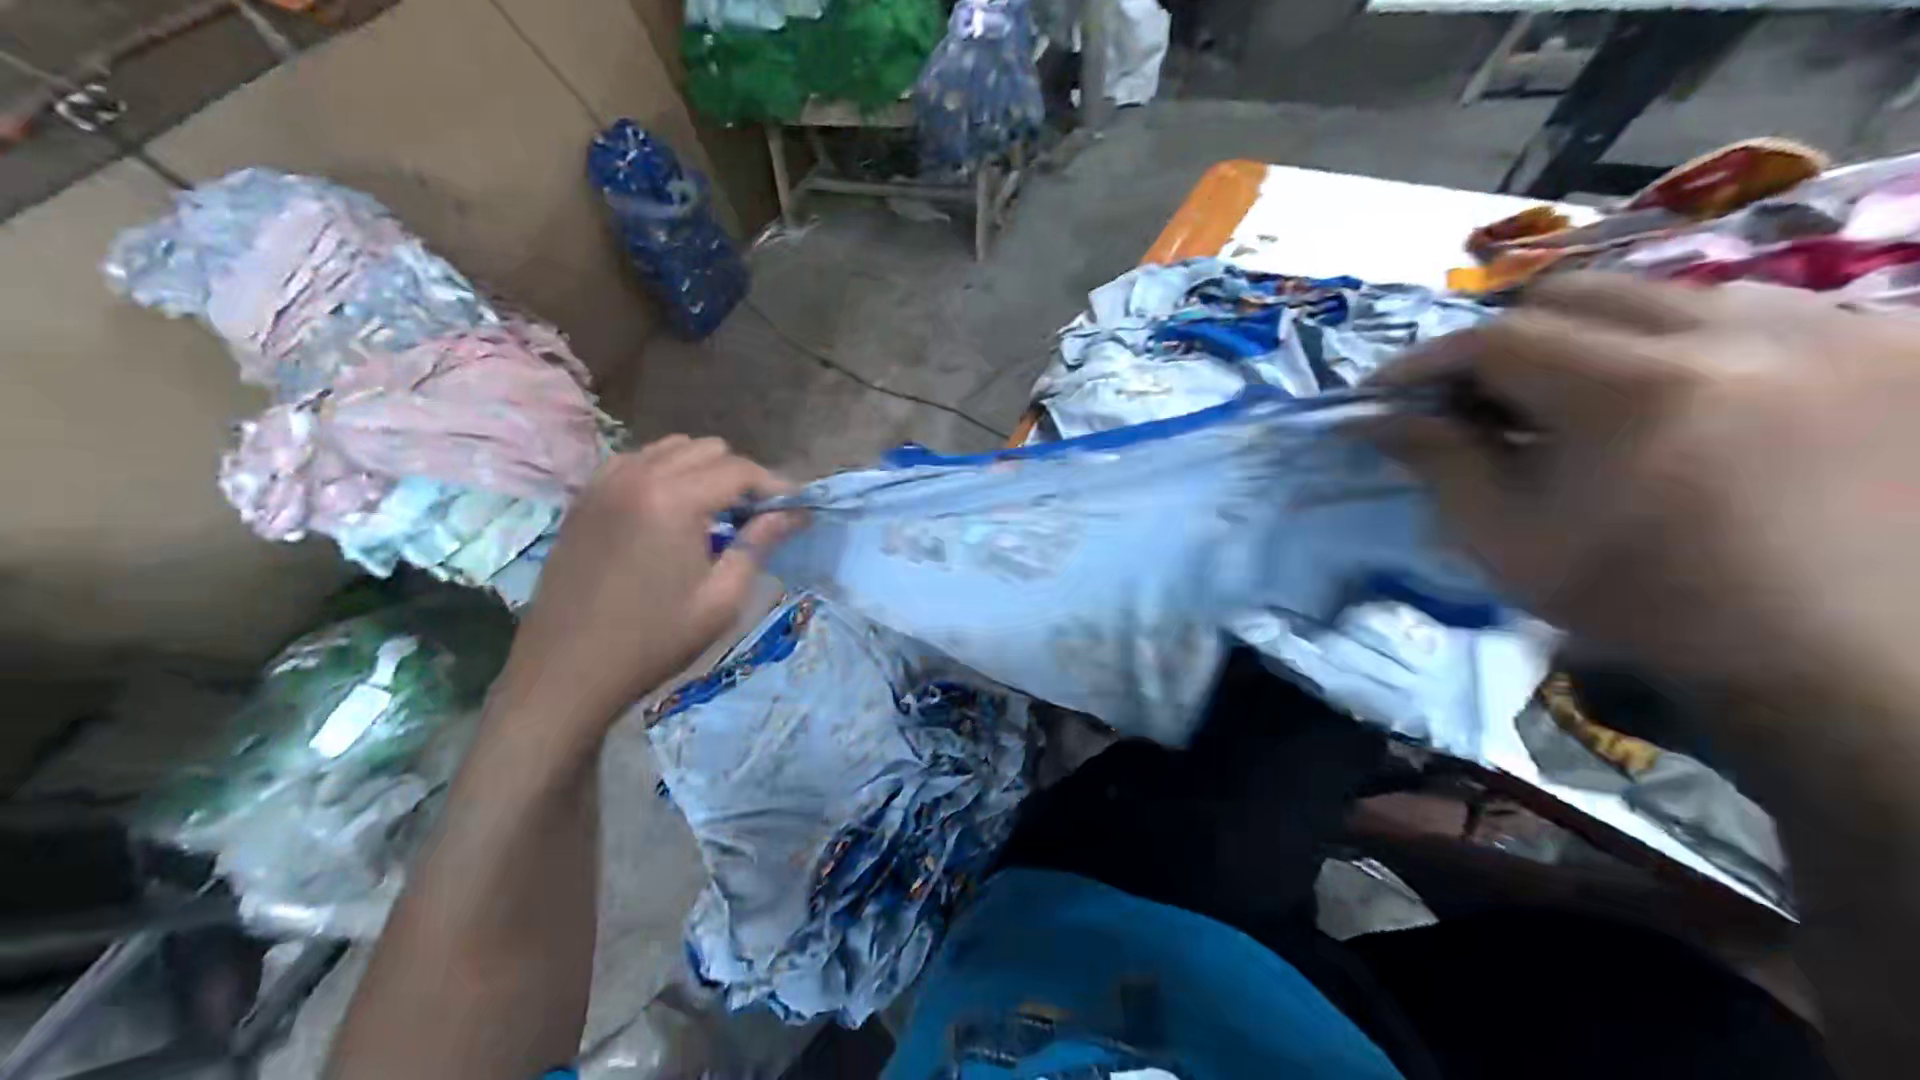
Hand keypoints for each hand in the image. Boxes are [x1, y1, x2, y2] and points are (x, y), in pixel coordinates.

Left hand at [493, 436, 800, 732]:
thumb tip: (796, 513)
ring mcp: (605, 482)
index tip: (796, 510)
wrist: (566, 671)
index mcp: (673, 500)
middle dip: (740, 477)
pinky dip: (663, 473)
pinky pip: (636, 462)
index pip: (740, 470)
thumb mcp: (722, 599)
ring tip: (713, 514)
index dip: (776, 487)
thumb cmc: (654, 640)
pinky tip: (670, 511)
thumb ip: (759, 544)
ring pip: (671, 449)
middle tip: (753, 518)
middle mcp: (637, 475)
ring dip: (702, 471)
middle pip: (708, 450)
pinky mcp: (585, 498)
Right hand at [1371, 272, 1919, 692]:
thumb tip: (1377, 416)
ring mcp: (1834, 329)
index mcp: (1638, 395)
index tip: (1388, 390)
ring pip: (1661, 293)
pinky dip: (1679, 343)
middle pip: (1576, 294)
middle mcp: (1742, 336)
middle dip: (1505, 340)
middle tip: (1476, 392)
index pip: (1501, 338)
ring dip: (1592, 338)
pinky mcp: (1894, 341)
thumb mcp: (1507, 542)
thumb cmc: (1641, 603)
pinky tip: (1667, 397)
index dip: (1430, 360)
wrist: (1828, 654)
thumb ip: (1442, 462)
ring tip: (1574, 396)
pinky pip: (1748, 311)